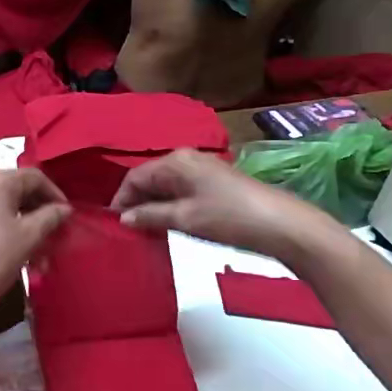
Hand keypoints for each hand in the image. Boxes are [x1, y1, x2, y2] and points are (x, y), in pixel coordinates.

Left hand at [0, 169, 72, 317]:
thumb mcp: (31, 236)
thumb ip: (51, 216)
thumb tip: (64, 209)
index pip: (34, 177)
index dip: (55, 194)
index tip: (68, 216)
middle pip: (18, 192)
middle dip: (41, 215)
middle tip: (56, 236)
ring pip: (5, 209)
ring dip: (27, 228)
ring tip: (40, 258)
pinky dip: (9, 232)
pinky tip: (20, 256)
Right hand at [110, 151, 337, 258]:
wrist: (278, 224)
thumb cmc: (227, 217)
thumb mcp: (184, 218)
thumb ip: (150, 216)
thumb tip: (123, 218)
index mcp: (175, 161)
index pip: (135, 176)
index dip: (121, 200)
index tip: (113, 225)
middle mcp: (186, 157)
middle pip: (150, 178)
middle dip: (136, 203)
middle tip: (127, 232)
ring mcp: (202, 169)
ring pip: (166, 186)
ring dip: (153, 206)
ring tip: (146, 232)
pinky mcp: (215, 182)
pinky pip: (181, 191)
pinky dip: (171, 206)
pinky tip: (169, 225)